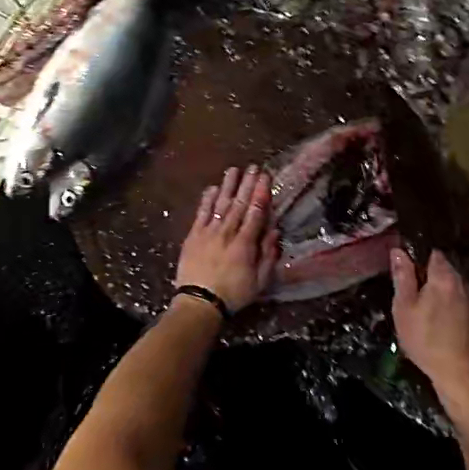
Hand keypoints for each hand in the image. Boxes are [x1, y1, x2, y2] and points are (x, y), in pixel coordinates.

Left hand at [175, 165, 279, 313]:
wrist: (199, 302)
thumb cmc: (233, 294)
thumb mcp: (259, 281)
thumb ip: (268, 255)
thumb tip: (275, 231)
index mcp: (245, 244)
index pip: (255, 213)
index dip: (261, 194)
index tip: (265, 178)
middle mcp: (227, 233)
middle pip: (239, 204)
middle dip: (247, 184)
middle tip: (254, 167)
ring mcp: (208, 232)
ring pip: (221, 204)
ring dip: (228, 186)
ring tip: (234, 170)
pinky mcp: (193, 236)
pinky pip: (202, 213)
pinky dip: (208, 200)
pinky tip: (213, 188)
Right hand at [389, 247, 468, 417]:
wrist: (463, 376)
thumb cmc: (427, 340)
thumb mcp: (404, 308)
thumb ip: (402, 277)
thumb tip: (398, 251)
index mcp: (445, 277)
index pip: (432, 253)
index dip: (417, 259)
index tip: (405, 273)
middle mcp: (465, 283)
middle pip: (445, 270)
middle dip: (428, 278)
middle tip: (410, 297)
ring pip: (454, 288)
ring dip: (440, 294)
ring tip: (424, 313)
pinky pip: (461, 303)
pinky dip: (450, 308)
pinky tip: (440, 325)